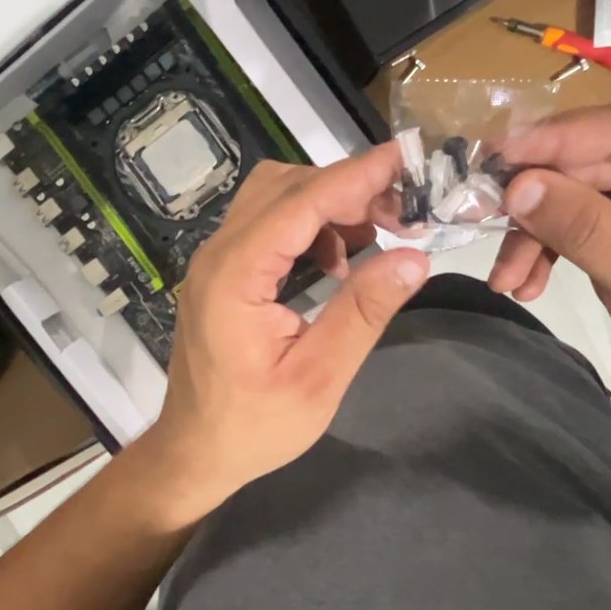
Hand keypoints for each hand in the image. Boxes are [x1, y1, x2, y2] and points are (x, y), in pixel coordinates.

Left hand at [126, 145, 430, 521]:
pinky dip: (308, 227)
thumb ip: (362, 313)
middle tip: (403, 213)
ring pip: (274, 199)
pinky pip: (267, 226)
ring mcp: (216, 262)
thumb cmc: (253, 426)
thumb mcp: (317, 378)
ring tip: (377, 236)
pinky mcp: (222, 274)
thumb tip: (414, 258)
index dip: (356, 176)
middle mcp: (218, 255)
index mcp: (235, 276)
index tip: (409, 159)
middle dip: (347, 187)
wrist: (196, 450)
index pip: (300, 202)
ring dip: (327, 204)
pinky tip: (339, 263)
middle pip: (284, 187)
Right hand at [487, 104, 610, 385]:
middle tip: (479, 219)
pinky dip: (546, 246)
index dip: (557, 140)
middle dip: (537, 199)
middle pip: (592, 158)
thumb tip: (515, 187)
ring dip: (534, 233)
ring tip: (505, 278)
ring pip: (574, 187)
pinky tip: (524, 282)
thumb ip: (583, 227)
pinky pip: (576, 213)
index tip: (496, 156)